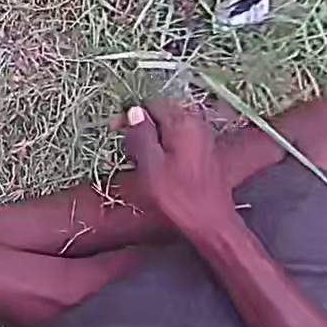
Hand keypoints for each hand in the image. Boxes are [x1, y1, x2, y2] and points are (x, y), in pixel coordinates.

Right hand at [118, 103, 237, 239]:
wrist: (210, 222)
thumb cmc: (177, 195)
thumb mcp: (150, 164)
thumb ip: (141, 134)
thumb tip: (134, 110)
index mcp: (182, 123)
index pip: (150, 105)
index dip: (130, 116)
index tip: (115, 131)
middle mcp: (196, 124)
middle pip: (160, 114)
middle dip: (141, 127)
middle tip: (127, 150)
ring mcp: (203, 137)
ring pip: (168, 127)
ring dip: (151, 138)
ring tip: (140, 160)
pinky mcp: (204, 150)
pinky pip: (178, 138)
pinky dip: (163, 146)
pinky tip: (156, 164)